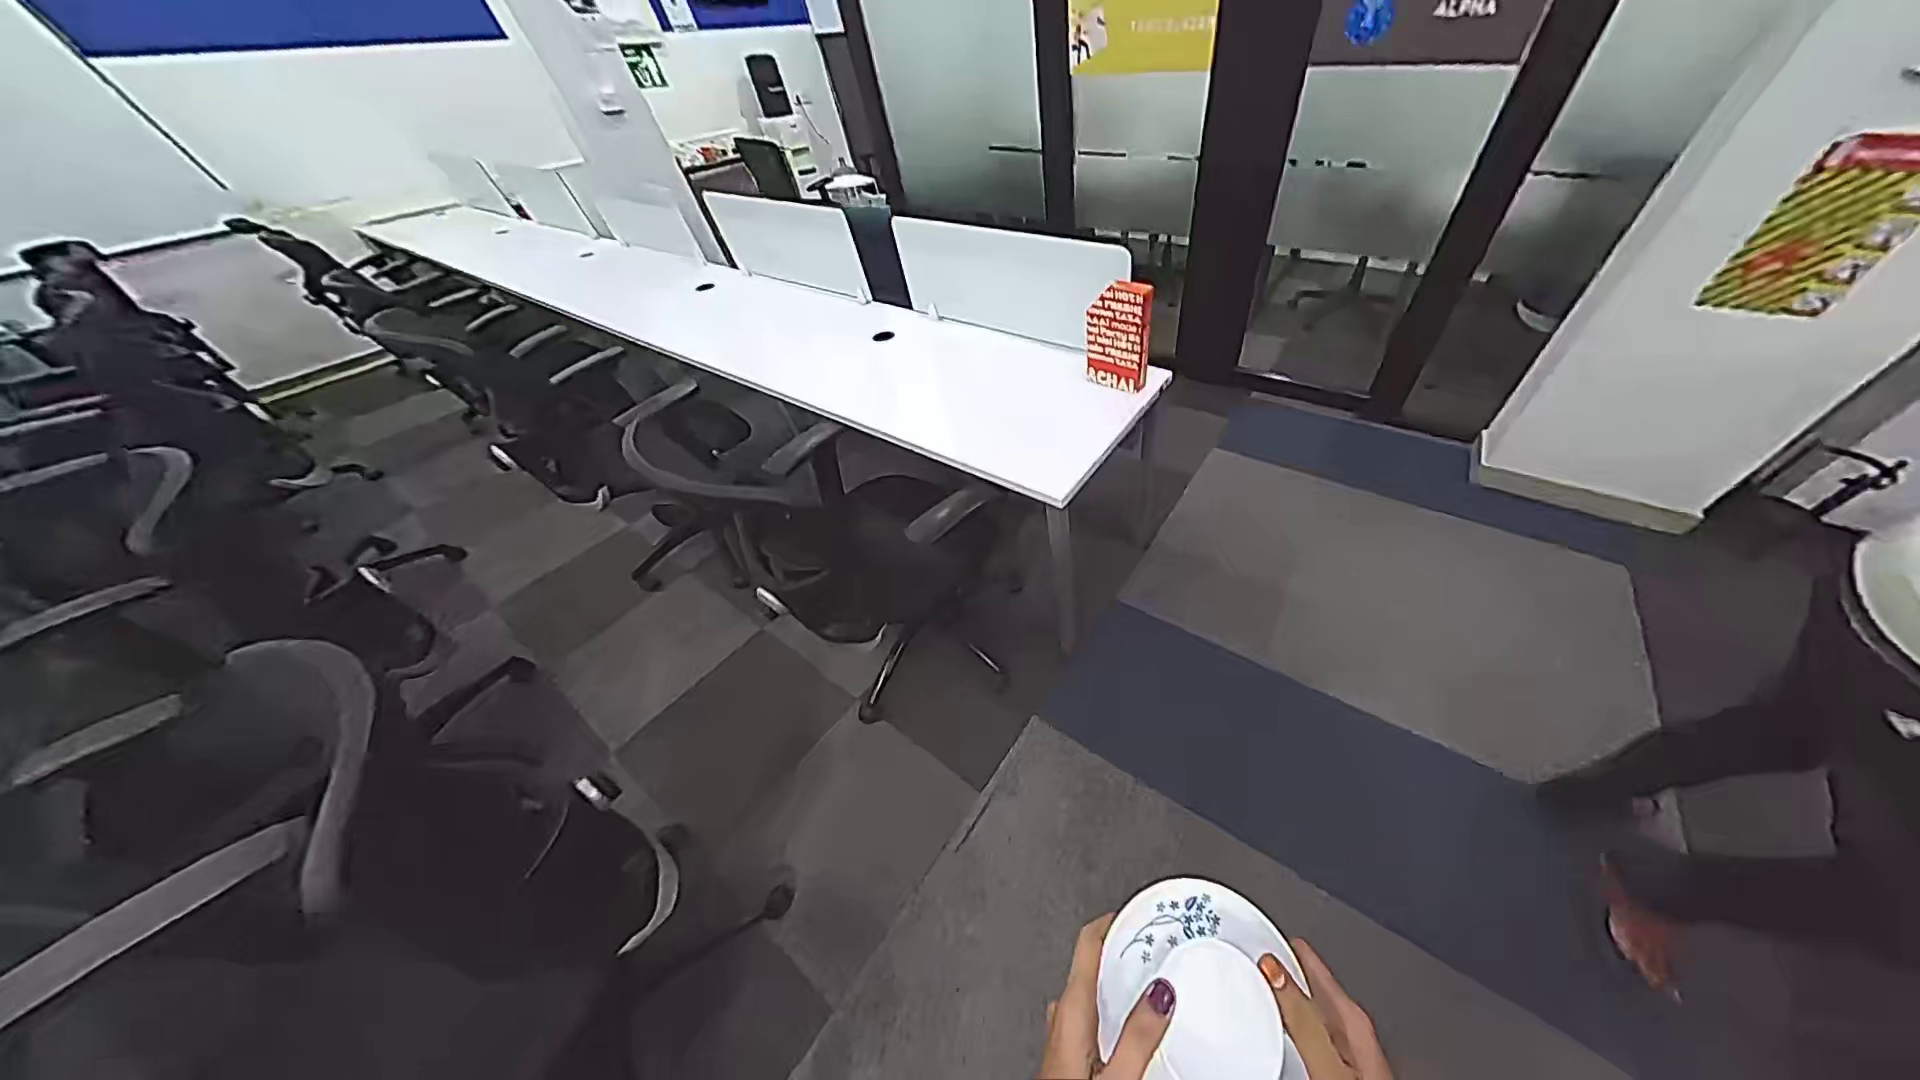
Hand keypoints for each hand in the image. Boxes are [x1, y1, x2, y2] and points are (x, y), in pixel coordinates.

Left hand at [1038, 914, 1175, 1078]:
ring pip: (1091, 987)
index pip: (1088, 941)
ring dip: (1116, 981)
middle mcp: (1062, 1013)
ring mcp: (1061, 1031)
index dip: (1111, 922)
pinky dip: (1110, 1005)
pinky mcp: (1065, 1050)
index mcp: (1071, 1007)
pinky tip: (1127, 1022)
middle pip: (1091, 962)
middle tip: (1151, 949)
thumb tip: (1161, 993)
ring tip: (1145, 983)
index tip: (1135, 915)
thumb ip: (1139, 1034)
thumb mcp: (1118, 1075)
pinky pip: (1089, 1012)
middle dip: (1121, 952)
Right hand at [1258, 940, 1393, 1079]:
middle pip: (1301, 983)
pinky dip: (1281, 1027)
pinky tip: (1269, 1035)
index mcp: (1352, 1019)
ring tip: (1250, 997)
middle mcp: (1351, 1030)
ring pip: (1299, 1008)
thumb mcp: (1329, 1065)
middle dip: (1272, 975)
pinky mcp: (1335, 1068)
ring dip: (1276, 1002)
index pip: (1305, 958)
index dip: (1275, 944)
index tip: (1246, 937)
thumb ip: (1301, 1014)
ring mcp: (1344, 1051)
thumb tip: (1272, 967)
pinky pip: (1299, 1032)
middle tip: (1241, 967)